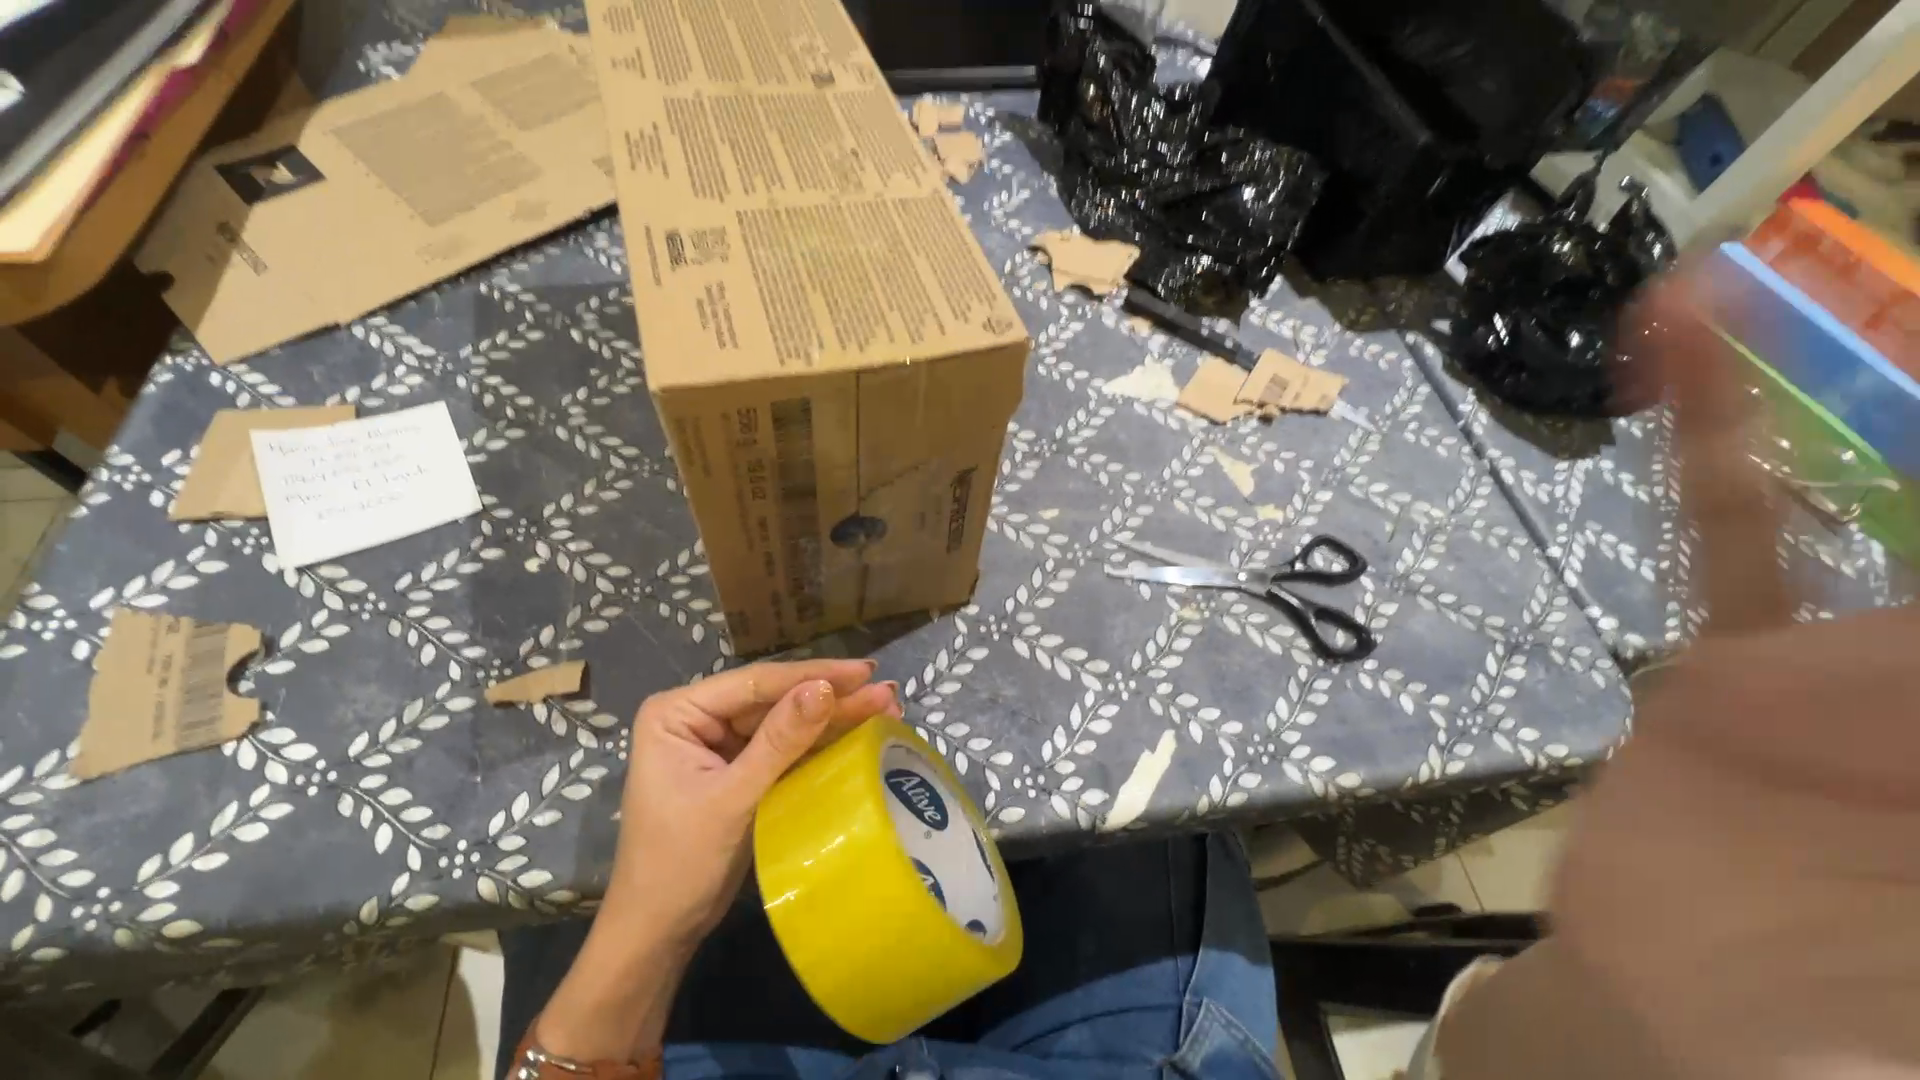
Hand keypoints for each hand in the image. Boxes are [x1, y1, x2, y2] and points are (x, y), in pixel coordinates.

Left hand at [603, 658, 900, 945]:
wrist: (660, 930)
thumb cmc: (682, 863)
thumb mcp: (734, 798)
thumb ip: (781, 741)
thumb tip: (824, 688)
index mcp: (677, 712)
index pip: (755, 683)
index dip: (812, 675)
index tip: (865, 672)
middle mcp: (696, 717)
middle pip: (773, 699)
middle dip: (829, 697)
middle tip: (885, 693)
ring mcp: (718, 744)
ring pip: (783, 721)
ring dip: (831, 717)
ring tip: (885, 707)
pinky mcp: (737, 769)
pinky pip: (783, 747)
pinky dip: (819, 743)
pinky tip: (858, 732)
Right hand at [1442, 272, 1919, 1077]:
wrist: (1677, 1017)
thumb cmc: (1863, 1018)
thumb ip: (1913, 716)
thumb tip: (1903, 614)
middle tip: (1911, 286)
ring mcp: (1861, 664)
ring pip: (1877, 495)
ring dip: (1844, 382)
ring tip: (1820, 270)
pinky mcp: (1731, 665)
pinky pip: (1723, 534)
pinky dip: (1704, 430)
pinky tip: (1677, 323)